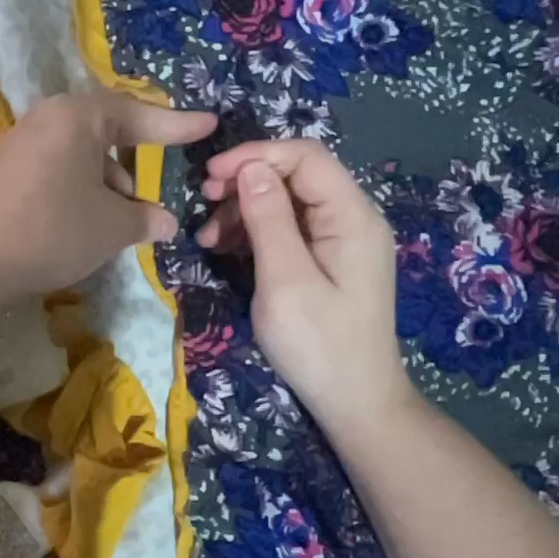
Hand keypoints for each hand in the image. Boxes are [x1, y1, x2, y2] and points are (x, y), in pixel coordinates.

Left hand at [0, 93, 216, 302]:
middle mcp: (48, 116)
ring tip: (126, 216)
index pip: (139, 115)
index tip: (209, 124)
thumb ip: (146, 218)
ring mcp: (24, 140)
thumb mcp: (113, 226)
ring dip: (110, 178)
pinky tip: (91, 217)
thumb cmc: (54, 232)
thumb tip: (166, 221)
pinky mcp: (9, 166)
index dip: (177, 125)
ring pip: (83, 151)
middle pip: (109, 129)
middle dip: (139, 156)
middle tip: (164, 175)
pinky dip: (83, 184)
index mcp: (78, 116)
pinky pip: (60, 164)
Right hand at [195, 139, 414, 428]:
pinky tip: (225, 250)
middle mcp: (352, 219)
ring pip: (286, 201)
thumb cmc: (319, 344)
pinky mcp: (327, 260)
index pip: (305, 157)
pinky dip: (254, 232)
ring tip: (207, 238)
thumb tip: (250, 168)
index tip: (210, 176)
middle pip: (295, 175)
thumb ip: (268, 220)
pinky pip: (288, 229)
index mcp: (352, 217)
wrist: (355, 401)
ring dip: (243, 210)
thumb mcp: (285, 281)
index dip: (256, 156)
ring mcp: (341, 240)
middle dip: (245, 182)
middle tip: (203, 203)